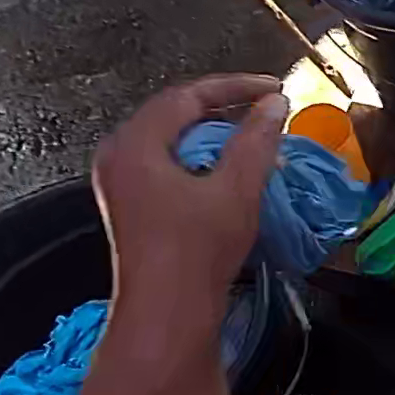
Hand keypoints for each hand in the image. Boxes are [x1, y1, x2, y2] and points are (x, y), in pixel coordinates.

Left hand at [93, 74, 286, 307]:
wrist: (169, 307)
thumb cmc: (198, 248)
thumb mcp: (235, 189)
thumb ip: (255, 142)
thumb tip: (275, 105)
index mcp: (135, 144)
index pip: (186, 96)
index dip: (234, 86)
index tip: (274, 88)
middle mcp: (119, 155)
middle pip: (175, 115)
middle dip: (225, 108)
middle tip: (266, 109)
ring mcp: (123, 182)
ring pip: (174, 141)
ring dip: (217, 135)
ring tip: (256, 138)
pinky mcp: (135, 205)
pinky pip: (170, 164)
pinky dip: (204, 158)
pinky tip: (231, 171)